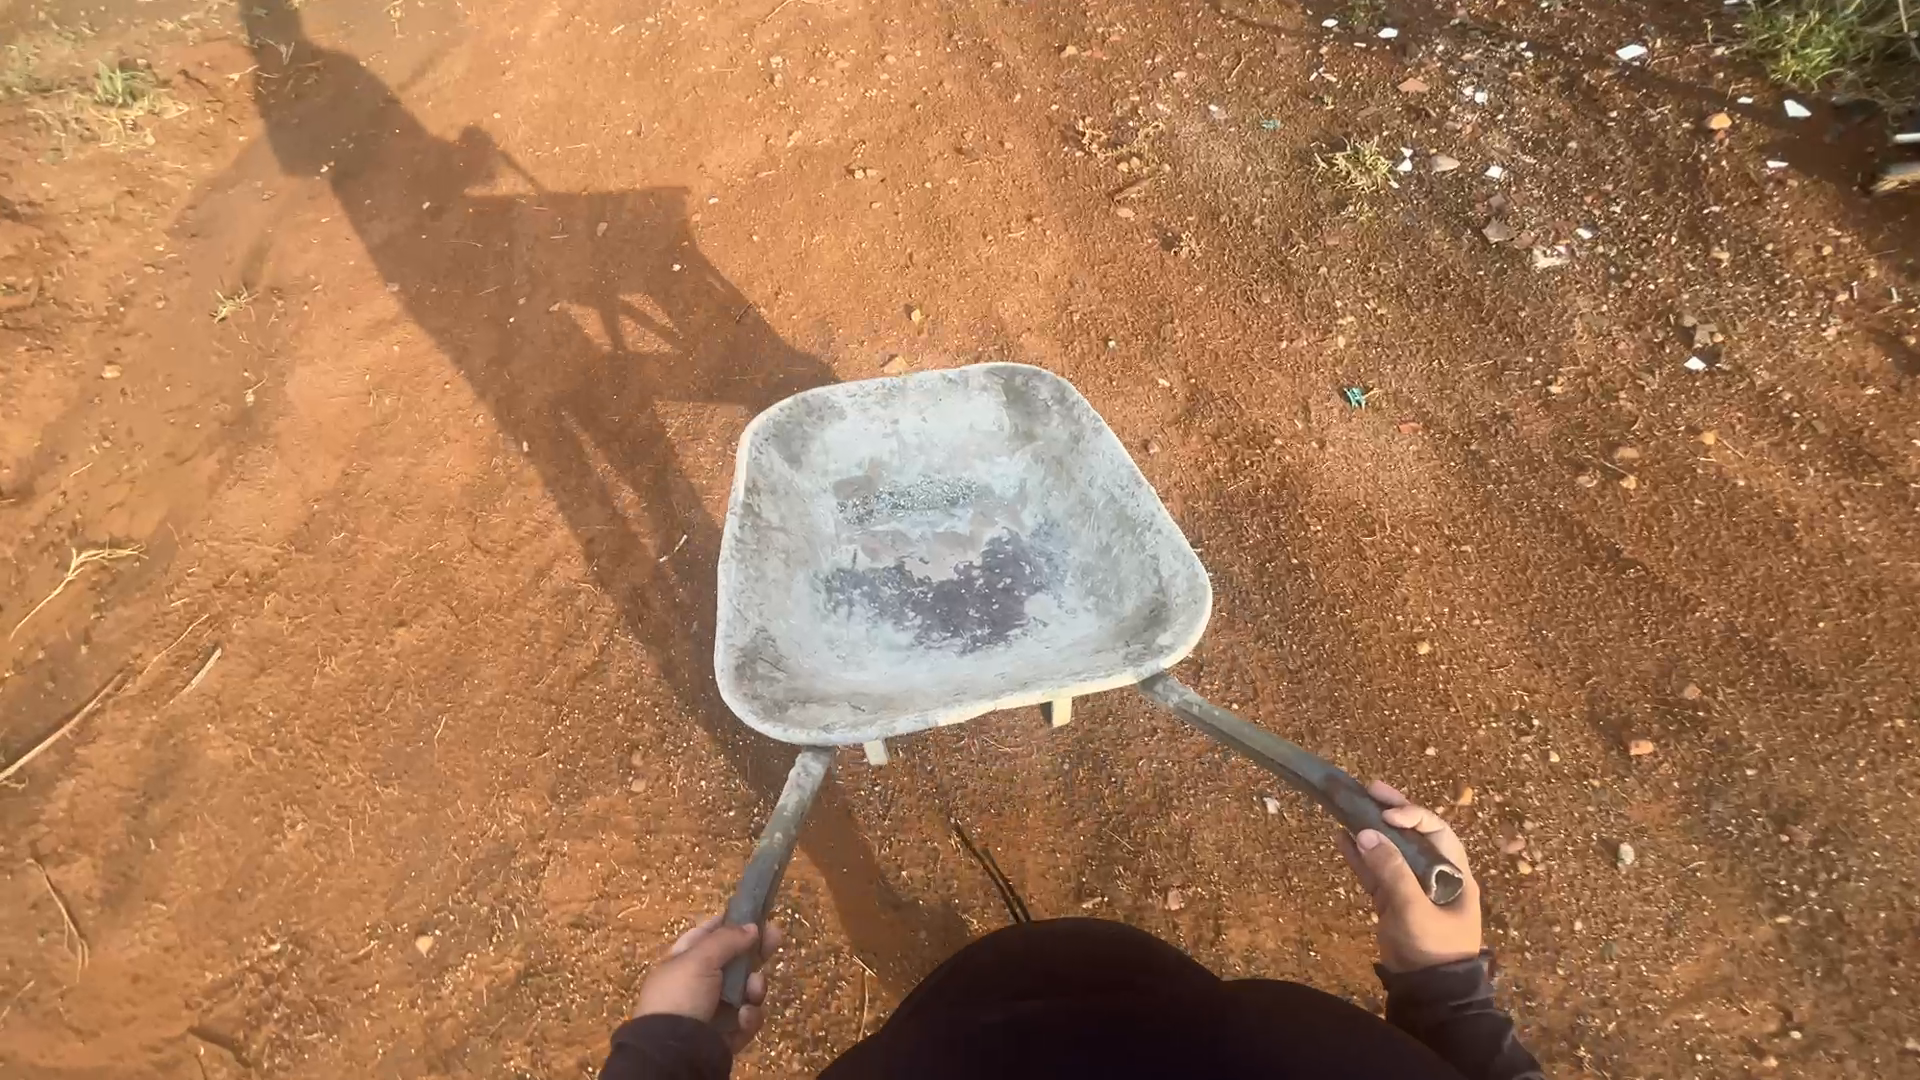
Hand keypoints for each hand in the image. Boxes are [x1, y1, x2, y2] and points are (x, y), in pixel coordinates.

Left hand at [635, 915, 785, 1052]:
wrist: (672, 1055)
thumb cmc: (680, 996)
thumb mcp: (699, 959)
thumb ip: (727, 939)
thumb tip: (752, 928)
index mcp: (681, 963)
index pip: (706, 934)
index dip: (728, 923)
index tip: (752, 915)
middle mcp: (698, 984)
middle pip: (734, 960)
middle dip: (755, 951)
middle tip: (775, 939)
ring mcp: (713, 1010)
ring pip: (746, 988)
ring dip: (755, 986)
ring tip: (753, 990)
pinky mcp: (727, 1034)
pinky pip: (747, 1018)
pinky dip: (749, 1016)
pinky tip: (744, 1016)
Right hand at [1335, 780, 1482, 972]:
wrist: (1429, 992)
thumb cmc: (1433, 948)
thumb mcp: (1415, 909)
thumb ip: (1392, 871)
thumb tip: (1364, 832)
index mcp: (1454, 875)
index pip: (1437, 832)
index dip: (1414, 816)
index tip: (1388, 815)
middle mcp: (1434, 874)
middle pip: (1413, 833)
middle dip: (1392, 810)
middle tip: (1370, 788)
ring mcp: (1410, 885)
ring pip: (1389, 847)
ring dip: (1370, 826)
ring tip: (1349, 804)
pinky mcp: (1389, 897)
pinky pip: (1371, 868)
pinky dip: (1356, 852)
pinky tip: (1339, 836)